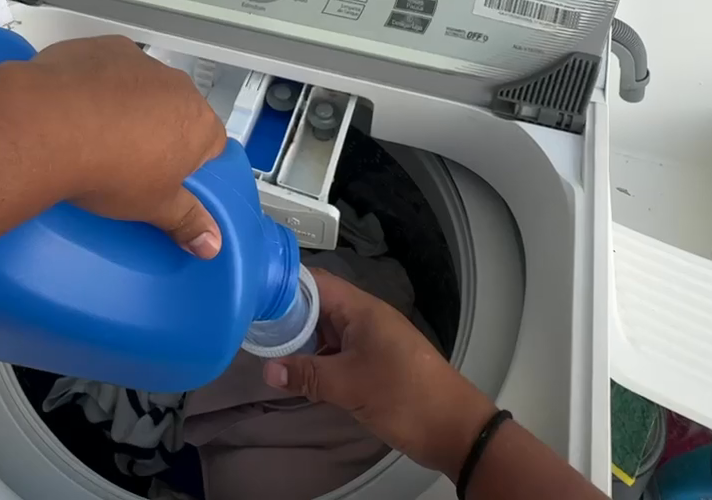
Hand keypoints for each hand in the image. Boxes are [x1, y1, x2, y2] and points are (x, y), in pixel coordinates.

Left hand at [3, 36, 227, 258]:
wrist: (49, 126)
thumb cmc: (108, 168)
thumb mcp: (152, 206)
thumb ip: (187, 221)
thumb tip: (211, 244)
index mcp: (198, 121)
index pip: (210, 142)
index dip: (188, 161)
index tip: (165, 177)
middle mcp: (174, 83)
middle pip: (175, 109)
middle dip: (157, 130)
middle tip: (126, 161)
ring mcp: (136, 59)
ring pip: (139, 85)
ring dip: (125, 103)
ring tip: (94, 134)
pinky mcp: (99, 46)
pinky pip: (105, 67)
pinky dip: (94, 82)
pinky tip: (72, 108)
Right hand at [262, 269, 496, 474]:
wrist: (457, 430)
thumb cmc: (404, 396)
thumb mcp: (350, 386)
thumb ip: (307, 375)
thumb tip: (267, 370)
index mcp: (360, 308)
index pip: (314, 281)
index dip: (283, 285)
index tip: (254, 295)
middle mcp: (364, 315)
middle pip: (318, 303)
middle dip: (288, 313)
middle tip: (256, 325)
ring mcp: (370, 338)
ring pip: (327, 327)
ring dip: (302, 337)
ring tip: (269, 346)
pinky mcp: (374, 359)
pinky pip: (338, 347)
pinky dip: (318, 355)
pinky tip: (299, 369)